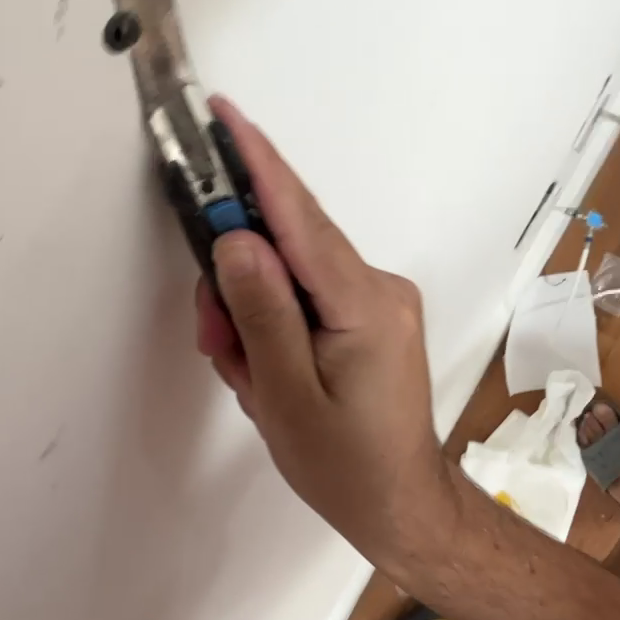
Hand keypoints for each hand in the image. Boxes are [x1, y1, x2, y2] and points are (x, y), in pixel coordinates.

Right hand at [193, 96, 453, 554]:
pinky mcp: (370, 316)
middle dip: (238, 283)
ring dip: (253, 314)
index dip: (259, 163)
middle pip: (289, 249)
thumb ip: (262, 312)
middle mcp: (378, 289)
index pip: (301, 218)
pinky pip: (307, 298)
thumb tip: (236, 239)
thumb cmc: (345, 466)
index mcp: (365, 305)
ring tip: (248, 374)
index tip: (224, 115)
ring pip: (292, 277)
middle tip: (217, 340)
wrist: (401, 504)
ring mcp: (378, 301)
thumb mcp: (286, 396)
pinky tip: (266, 370)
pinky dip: (274, 325)